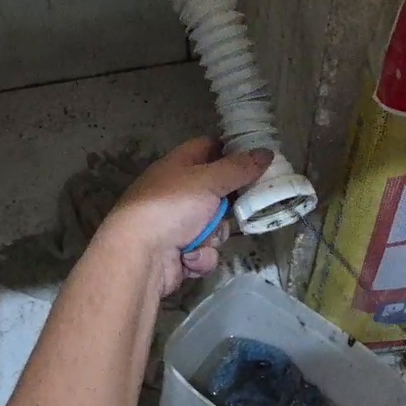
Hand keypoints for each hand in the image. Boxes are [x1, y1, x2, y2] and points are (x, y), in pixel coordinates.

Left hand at [98, 137, 272, 295]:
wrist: (139, 255)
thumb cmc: (171, 207)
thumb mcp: (209, 181)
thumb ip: (239, 168)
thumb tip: (266, 153)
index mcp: (179, 165)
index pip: (209, 148)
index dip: (233, 152)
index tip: (257, 162)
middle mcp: (177, 192)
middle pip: (219, 193)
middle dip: (229, 207)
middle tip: (238, 209)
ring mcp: (177, 224)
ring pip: (215, 227)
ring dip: (213, 236)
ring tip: (201, 239)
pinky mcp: (178, 253)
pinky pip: (204, 251)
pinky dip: (200, 256)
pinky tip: (188, 257)